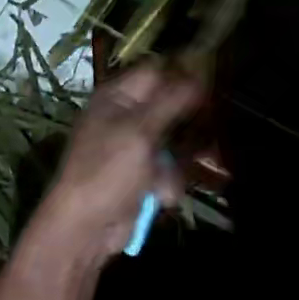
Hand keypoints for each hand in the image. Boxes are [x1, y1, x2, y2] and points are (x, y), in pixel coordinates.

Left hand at [26, 66, 200, 260]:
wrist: (86, 227)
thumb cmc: (106, 172)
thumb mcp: (139, 132)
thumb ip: (171, 101)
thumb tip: (199, 74)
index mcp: (116, 98)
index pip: (156, 72)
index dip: (183, 76)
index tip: (213, 85)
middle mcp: (125, 119)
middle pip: (170, 109)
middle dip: (186, 127)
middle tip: (208, 133)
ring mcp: (134, 149)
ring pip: (175, 145)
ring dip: (175, 165)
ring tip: (166, 180)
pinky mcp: (142, 178)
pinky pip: (168, 172)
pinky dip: (166, 185)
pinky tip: (159, 197)